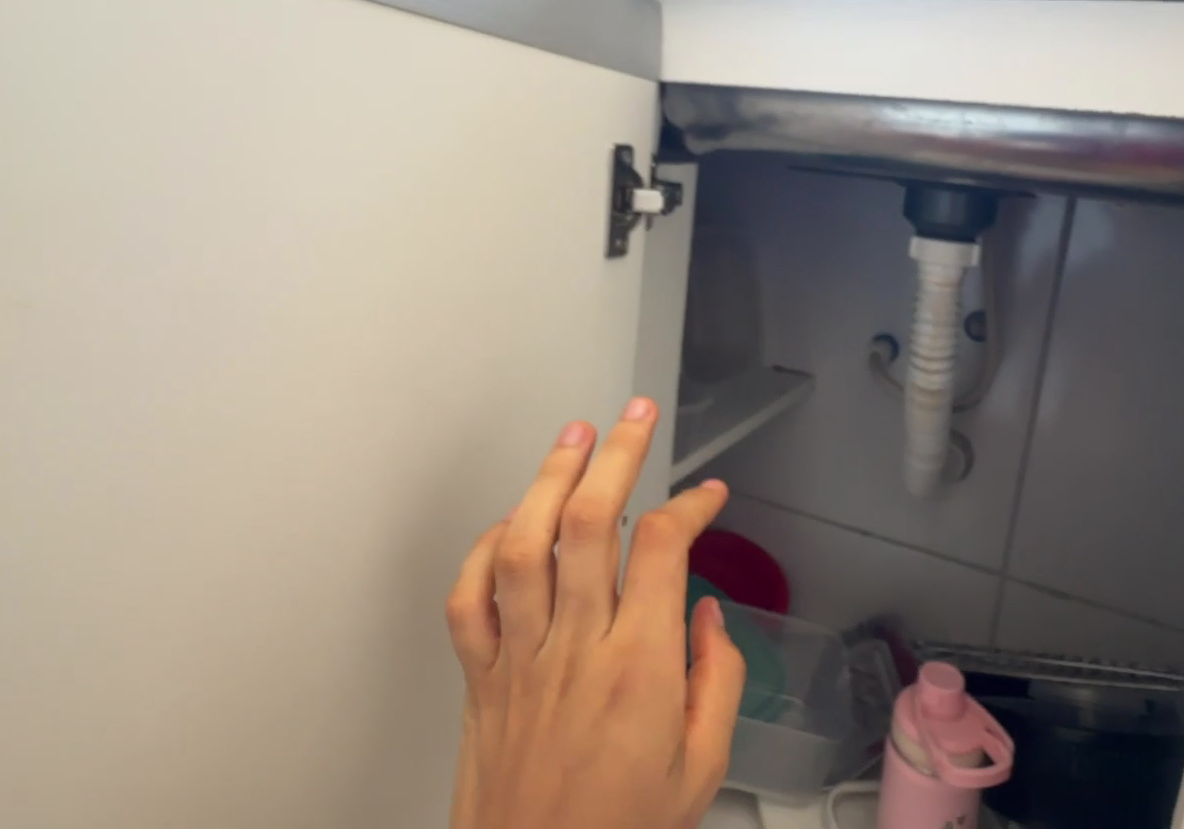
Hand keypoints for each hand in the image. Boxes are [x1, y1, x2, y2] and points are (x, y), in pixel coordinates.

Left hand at [446, 396, 744, 828]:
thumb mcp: (703, 768)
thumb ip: (716, 680)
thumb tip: (705, 616)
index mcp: (638, 668)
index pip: (664, 549)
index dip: (690, 505)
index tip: (708, 494)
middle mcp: (576, 649)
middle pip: (589, 525)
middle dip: (616, 456)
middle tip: (635, 415)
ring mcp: (519, 659)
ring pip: (524, 547)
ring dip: (548, 480)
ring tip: (573, 437)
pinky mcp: (480, 680)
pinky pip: (467, 601)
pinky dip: (483, 551)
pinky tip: (508, 522)